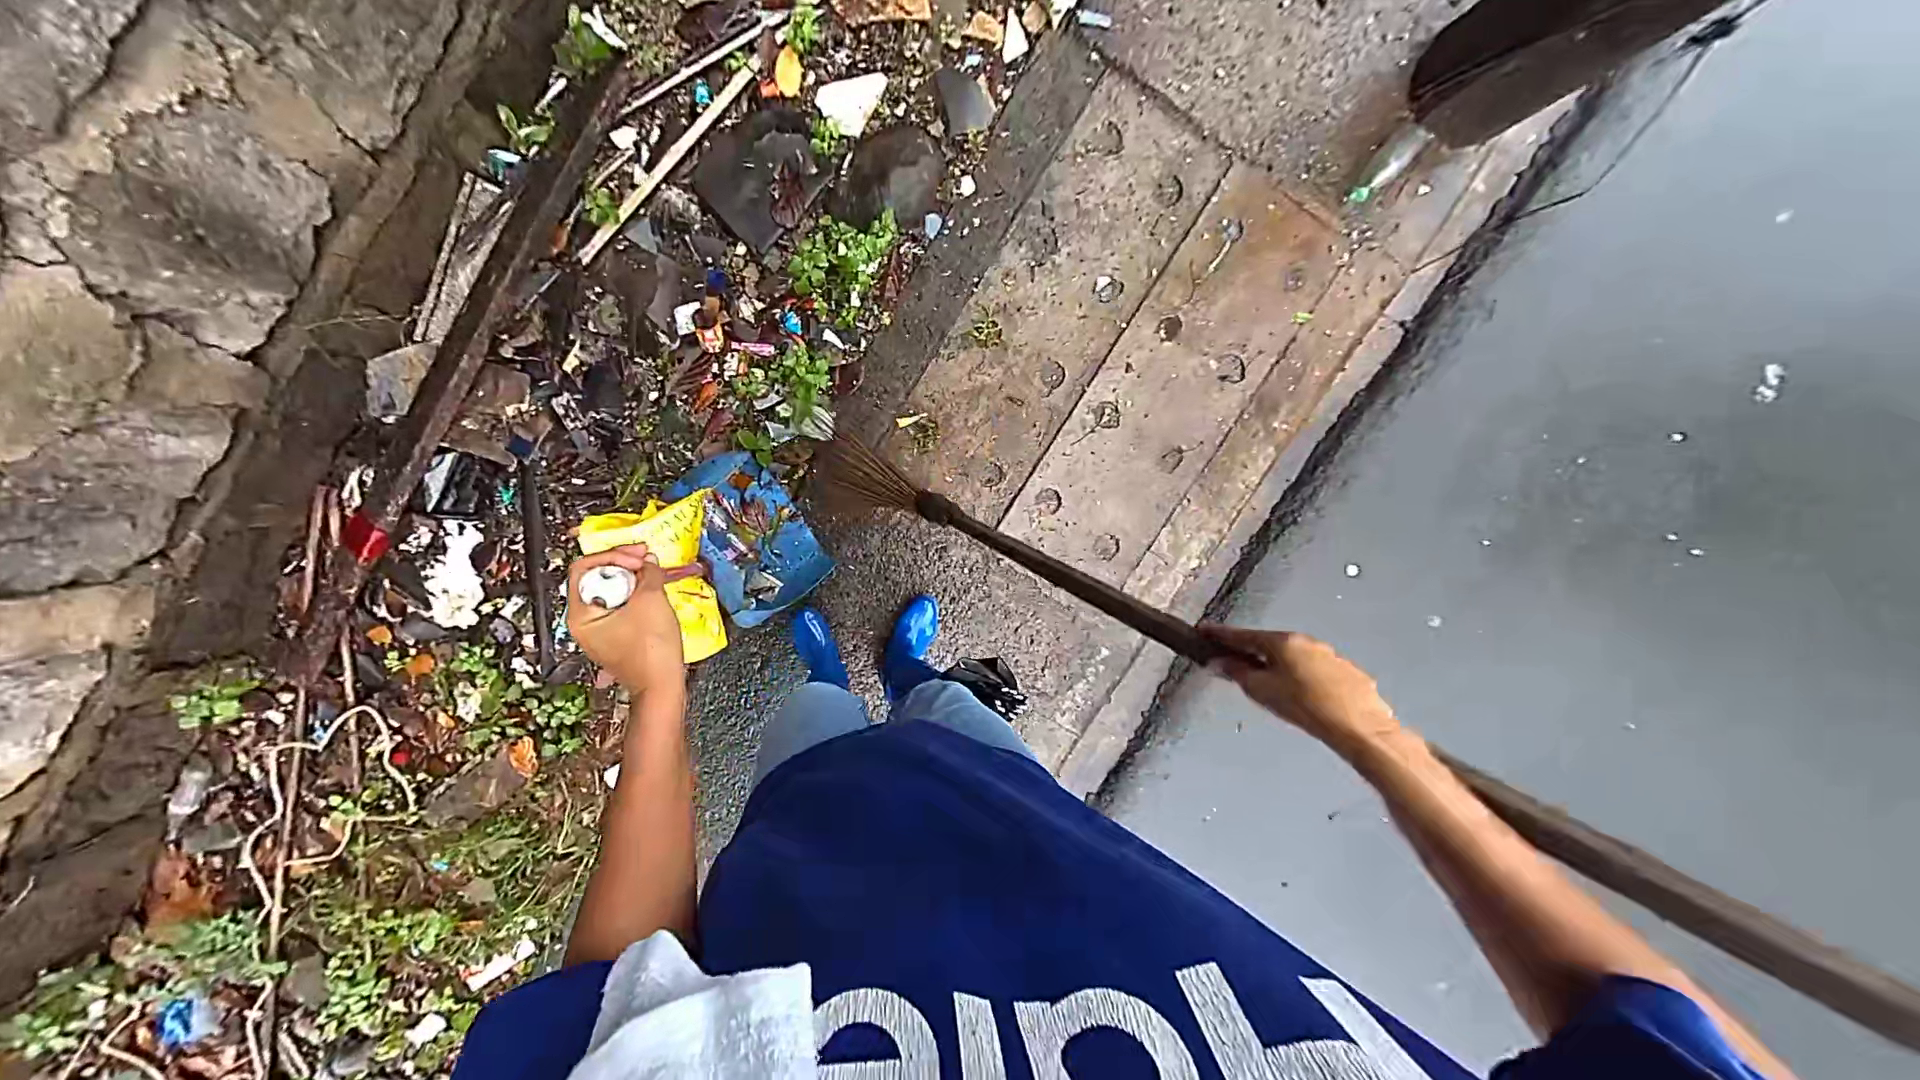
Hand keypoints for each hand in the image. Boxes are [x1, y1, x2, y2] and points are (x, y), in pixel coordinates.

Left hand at [566, 545, 685, 695]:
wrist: (662, 685)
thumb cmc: (650, 652)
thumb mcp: (651, 600)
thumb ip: (648, 573)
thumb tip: (648, 562)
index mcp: (581, 614)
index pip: (585, 569)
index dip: (613, 557)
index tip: (636, 557)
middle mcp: (586, 622)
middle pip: (598, 579)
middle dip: (624, 566)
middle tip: (646, 559)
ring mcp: (602, 630)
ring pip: (613, 592)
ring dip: (634, 579)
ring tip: (654, 575)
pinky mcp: (619, 635)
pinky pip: (624, 606)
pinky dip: (638, 595)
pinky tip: (654, 593)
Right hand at [1199, 624, 1399, 754]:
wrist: (1359, 727)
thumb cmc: (1305, 706)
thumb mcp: (1261, 690)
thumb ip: (1237, 672)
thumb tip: (1219, 661)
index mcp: (1282, 642)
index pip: (1243, 635)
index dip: (1220, 635)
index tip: (1204, 631)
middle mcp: (1307, 642)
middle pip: (1270, 644)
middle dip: (1251, 652)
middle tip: (1236, 665)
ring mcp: (1330, 655)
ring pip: (1294, 657)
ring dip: (1278, 666)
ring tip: (1272, 687)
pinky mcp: (1347, 672)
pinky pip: (1315, 669)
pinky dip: (1302, 677)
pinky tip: (1303, 696)